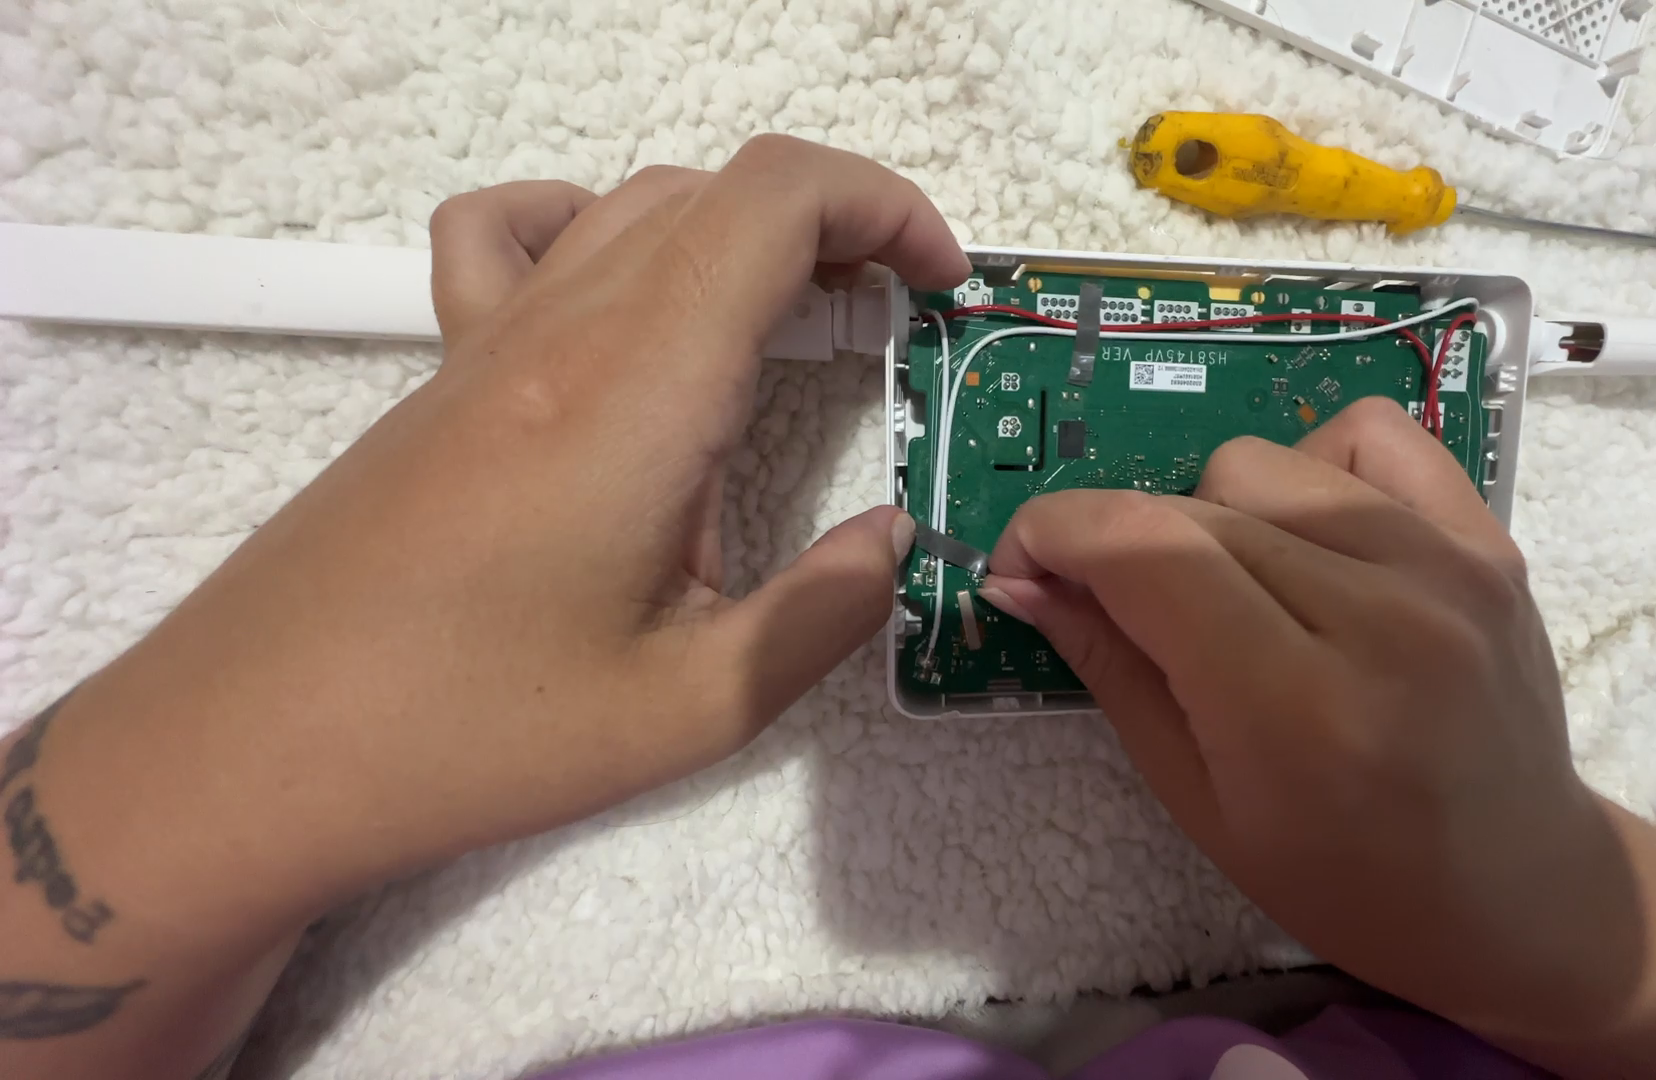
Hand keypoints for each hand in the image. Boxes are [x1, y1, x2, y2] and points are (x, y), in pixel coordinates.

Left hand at [54, 137, 968, 932]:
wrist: (248, 756)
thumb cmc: (481, 733)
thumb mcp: (698, 705)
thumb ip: (826, 612)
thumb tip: (894, 538)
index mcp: (641, 395)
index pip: (775, 206)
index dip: (884, 208)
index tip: (942, 281)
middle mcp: (566, 331)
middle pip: (726, 191)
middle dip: (847, 223)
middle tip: (901, 312)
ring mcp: (493, 339)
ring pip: (644, 206)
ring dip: (753, 233)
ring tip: (811, 309)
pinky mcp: (449, 371)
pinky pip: (520, 236)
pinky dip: (607, 229)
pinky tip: (639, 297)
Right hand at [979, 399, 1640, 1042]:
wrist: (1522, 892)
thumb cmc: (1336, 873)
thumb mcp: (1189, 793)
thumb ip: (1104, 664)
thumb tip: (1018, 577)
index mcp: (1293, 706)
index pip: (1143, 551)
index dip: (1053, 531)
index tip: (1019, 561)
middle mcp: (1379, 614)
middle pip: (1188, 506)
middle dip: (1115, 541)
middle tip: (1118, 604)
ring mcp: (1446, 561)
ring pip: (1254, 464)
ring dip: (1204, 516)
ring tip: (1230, 587)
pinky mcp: (1485, 536)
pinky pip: (1361, 435)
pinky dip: (1304, 470)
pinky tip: (1307, 537)